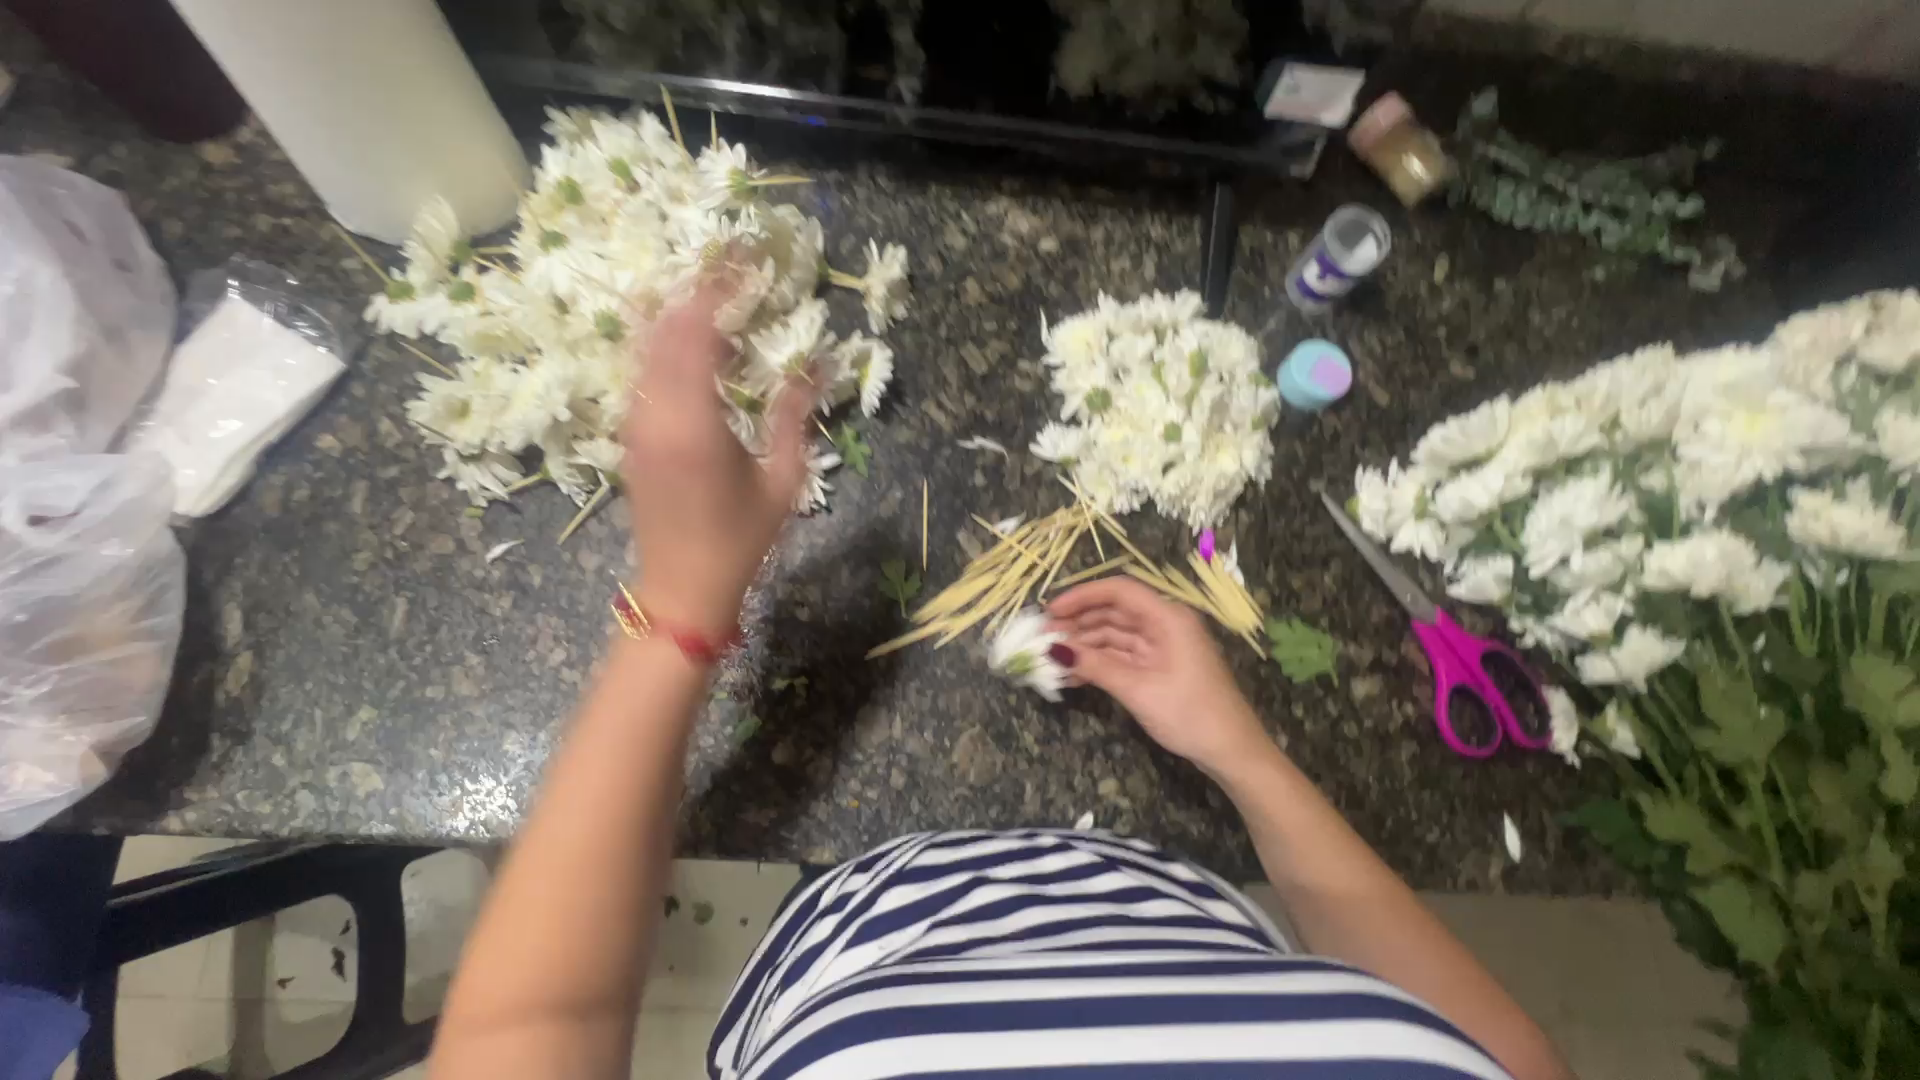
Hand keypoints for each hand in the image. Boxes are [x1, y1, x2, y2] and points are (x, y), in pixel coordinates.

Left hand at [623, 280, 811, 638]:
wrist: (682, 588)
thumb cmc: (741, 540)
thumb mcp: (782, 481)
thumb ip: (796, 417)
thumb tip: (819, 365)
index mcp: (694, 423)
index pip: (698, 333)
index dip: (719, 289)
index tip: (743, 258)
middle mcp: (654, 414)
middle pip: (664, 329)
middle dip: (694, 289)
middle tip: (726, 262)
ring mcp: (634, 424)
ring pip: (644, 348)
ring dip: (673, 313)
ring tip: (706, 289)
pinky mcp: (630, 436)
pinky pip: (639, 373)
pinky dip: (659, 344)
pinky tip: (681, 337)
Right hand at [1047, 578, 1272, 776]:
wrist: (1232, 752)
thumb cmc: (1190, 714)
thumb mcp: (1138, 689)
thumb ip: (1096, 665)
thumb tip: (1055, 649)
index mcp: (1168, 617)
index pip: (1119, 591)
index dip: (1082, 596)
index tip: (1051, 611)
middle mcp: (1164, 624)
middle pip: (1114, 612)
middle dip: (1077, 622)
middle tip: (1042, 638)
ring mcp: (1162, 646)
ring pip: (1114, 635)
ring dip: (1083, 644)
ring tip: (1051, 658)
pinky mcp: (1159, 666)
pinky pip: (1121, 655)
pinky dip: (1097, 662)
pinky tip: (1072, 673)